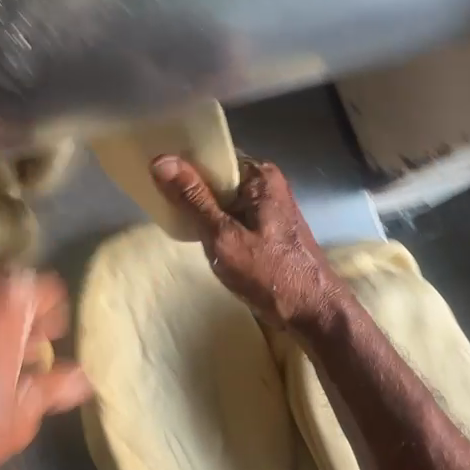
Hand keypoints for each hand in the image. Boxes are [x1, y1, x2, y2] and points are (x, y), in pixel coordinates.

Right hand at [151, 155, 345, 328]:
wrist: (315, 315)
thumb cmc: (270, 274)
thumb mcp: (222, 236)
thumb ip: (192, 198)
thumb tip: (161, 160)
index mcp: (260, 175)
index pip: (214, 154)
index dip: (184, 160)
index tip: (155, 169)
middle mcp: (267, 183)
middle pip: (217, 174)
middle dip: (189, 184)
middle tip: (156, 193)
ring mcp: (268, 206)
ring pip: (223, 196)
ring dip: (200, 205)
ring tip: (168, 209)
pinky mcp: (267, 227)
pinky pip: (232, 213)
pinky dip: (213, 219)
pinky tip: (195, 231)